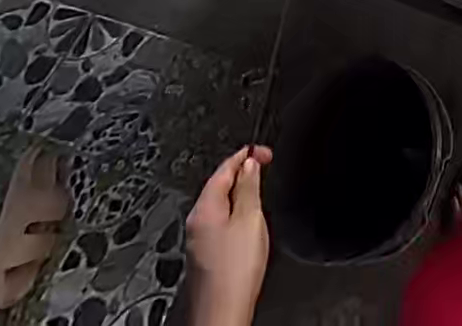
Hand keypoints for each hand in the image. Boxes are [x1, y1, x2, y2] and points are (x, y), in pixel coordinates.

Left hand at [185, 146, 272, 325]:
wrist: (223, 314)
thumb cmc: (235, 271)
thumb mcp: (250, 218)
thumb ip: (249, 187)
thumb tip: (249, 164)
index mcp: (205, 208)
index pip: (224, 168)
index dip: (246, 154)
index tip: (264, 151)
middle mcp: (197, 221)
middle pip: (219, 184)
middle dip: (242, 172)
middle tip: (264, 166)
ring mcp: (199, 239)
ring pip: (220, 203)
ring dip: (239, 192)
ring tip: (259, 189)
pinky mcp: (206, 254)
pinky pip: (220, 220)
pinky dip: (235, 210)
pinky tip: (248, 220)